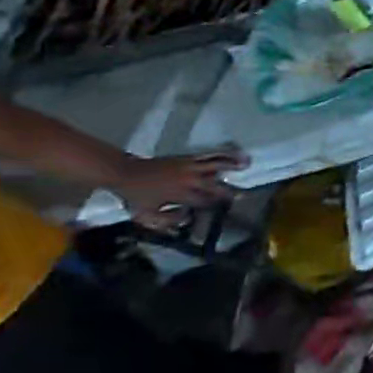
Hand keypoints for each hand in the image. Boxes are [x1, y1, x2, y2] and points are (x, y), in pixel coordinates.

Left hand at [112, 149, 246, 229]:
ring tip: (246, 164)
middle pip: (214, 186)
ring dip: (232, 165)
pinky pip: (209, 155)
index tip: (225, 208)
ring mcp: (190, 167)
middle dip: (228, 191)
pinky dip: (222, 154)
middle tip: (242, 195)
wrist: (125, 173)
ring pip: (216, 165)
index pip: (204, 202)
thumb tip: (187, 217)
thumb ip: (167, 219)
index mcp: (181, 195)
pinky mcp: (188, 158)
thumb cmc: (135, 196)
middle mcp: (190, 180)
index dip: (215, 206)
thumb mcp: (146, 215)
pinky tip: (232, 153)